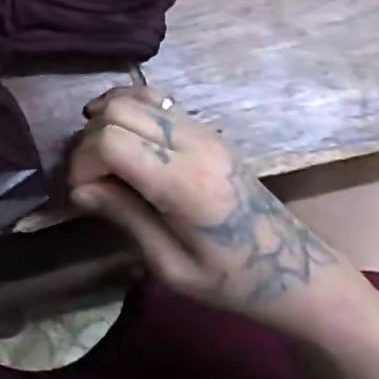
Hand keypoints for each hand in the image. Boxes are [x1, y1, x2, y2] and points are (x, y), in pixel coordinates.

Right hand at [66, 85, 372, 343]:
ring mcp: (203, 131)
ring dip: (104, 123)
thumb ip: (125, 217)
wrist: (298, 272)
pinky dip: (124, 107)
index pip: (111, 142)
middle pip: (116, 112)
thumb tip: (80, 189)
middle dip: (89, 143)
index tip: (83, 193)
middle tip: (91, 178)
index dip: (83, 163)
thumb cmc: (233, 280)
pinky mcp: (204, 128)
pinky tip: (116, 131)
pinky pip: (152, 98)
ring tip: (100, 156)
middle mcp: (195, 146)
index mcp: (187, 186)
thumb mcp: (171, 267)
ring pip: (130, 98)